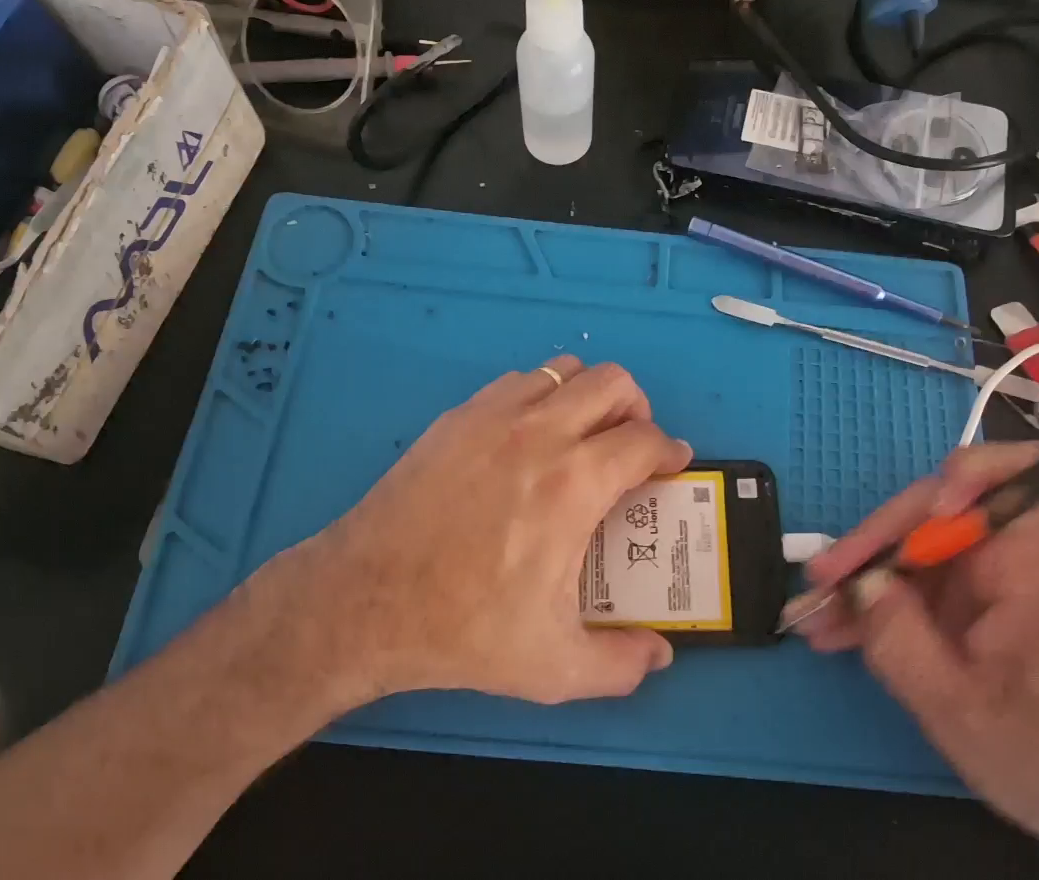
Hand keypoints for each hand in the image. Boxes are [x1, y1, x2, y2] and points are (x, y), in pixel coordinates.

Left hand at [249, 356, 688, 722]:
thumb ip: (621, 663)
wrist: (366, 601)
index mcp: (575, 484)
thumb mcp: (554, 667)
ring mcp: (493, 417)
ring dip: (588, 396)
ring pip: (563, 371)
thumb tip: (661, 653)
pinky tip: (528, 438)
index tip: (672, 466)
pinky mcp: (456, 417)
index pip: (646, 439)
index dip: (670, 450)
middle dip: (637, 410)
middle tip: (632, 447)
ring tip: (584, 435)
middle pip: (614, 382)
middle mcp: (541, 433)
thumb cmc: (465, 629)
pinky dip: (540, 397)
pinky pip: (517, 382)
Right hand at [796, 443, 1038, 866]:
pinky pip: (915, 588)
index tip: (925, 512)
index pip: (1019, 482)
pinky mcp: (970, 611)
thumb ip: (900, 639)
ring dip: (862, 577)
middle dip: (876, 540)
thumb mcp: (958, 708)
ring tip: (811, 615)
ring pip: (915, 552)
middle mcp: (1013, 565)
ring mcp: (989, 586)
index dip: (971, 476)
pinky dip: (875, 606)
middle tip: (822, 579)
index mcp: (1037, 574)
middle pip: (940, 515)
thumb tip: (859, 583)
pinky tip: (833, 633)